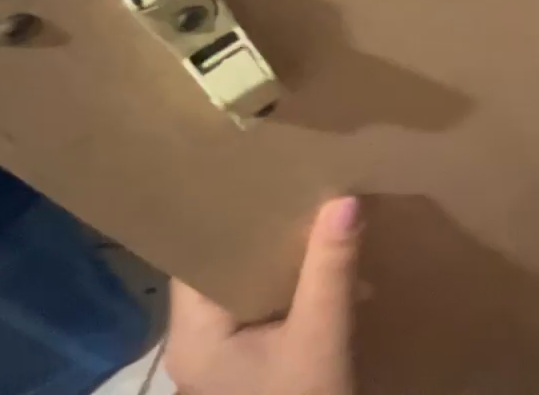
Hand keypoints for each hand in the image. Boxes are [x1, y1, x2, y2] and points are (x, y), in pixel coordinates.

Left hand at [166, 196, 360, 394]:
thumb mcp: (321, 340)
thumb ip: (330, 270)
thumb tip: (344, 198)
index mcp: (195, 335)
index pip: (200, 256)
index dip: (230, 215)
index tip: (268, 173)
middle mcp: (199, 342)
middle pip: (228, 266)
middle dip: (268, 228)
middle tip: (307, 181)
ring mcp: (227, 356)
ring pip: (252, 285)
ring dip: (287, 253)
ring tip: (324, 209)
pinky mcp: (255, 365)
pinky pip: (271, 305)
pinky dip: (297, 280)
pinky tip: (331, 261)